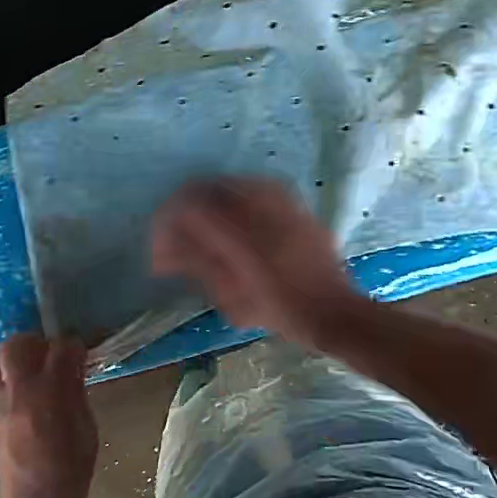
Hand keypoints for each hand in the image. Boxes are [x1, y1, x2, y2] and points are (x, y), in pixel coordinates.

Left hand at [0, 333, 96, 497]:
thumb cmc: (70, 474)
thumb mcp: (87, 430)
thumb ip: (77, 393)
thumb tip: (73, 367)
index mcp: (51, 396)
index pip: (61, 349)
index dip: (75, 346)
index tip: (82, 353)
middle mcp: (20, 393)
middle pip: (18, 344)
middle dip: (37, 341)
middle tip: (53, 355)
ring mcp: (1, 403)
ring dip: (19, 354)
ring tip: (37, 369)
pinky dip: (11, 374)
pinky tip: (29, 392)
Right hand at [150, 177, 367, 350]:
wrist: (337, 313)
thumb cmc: (283, 314)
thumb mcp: (235, 300)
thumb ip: (201, 267)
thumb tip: (166, 252)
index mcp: (243, 237)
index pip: (191, 209)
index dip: (168, 221)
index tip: (159, 243)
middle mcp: (261, 212)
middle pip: (208, 188)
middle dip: (184, 207)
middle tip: (174, 232)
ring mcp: (282, 205)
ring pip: (231, 183)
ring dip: (208, 198)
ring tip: (199, 223)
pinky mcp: (297, 207)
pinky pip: (257, 186)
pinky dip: (236, 194)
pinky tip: (233, 214)